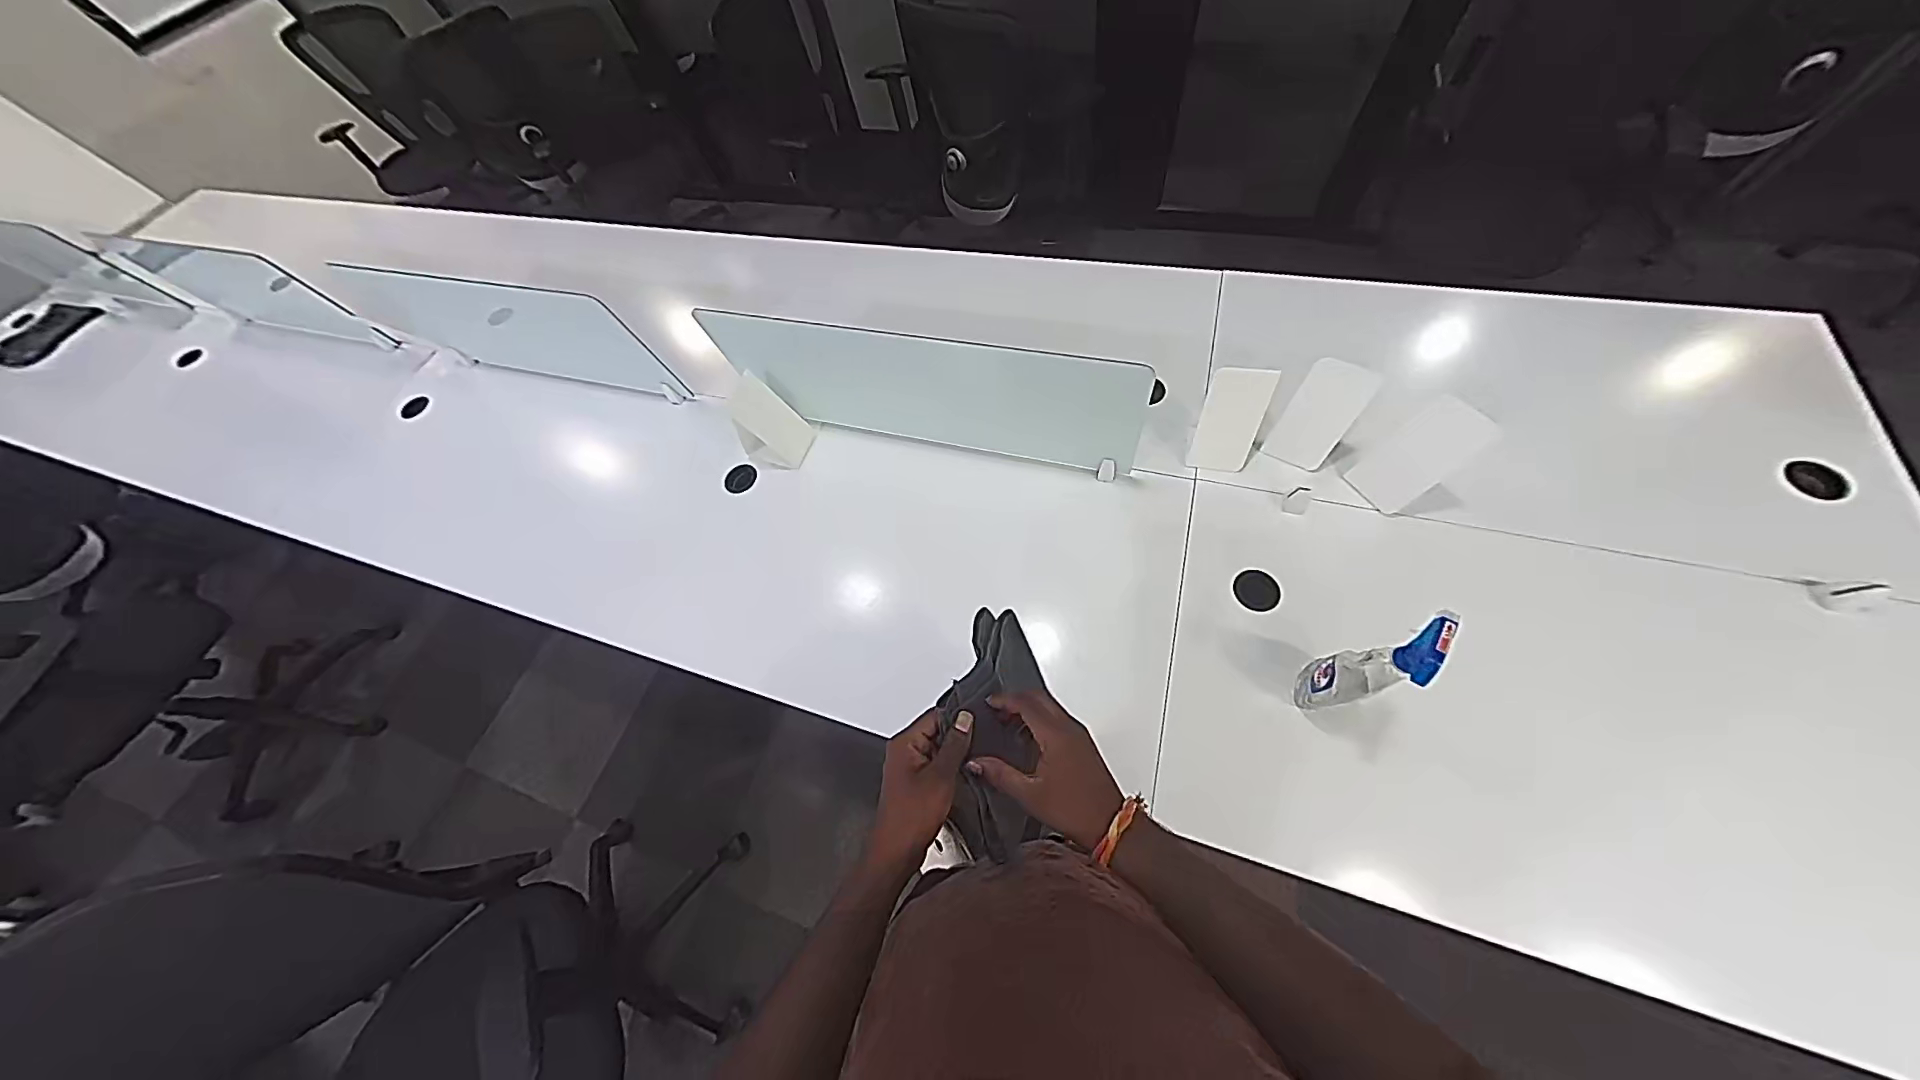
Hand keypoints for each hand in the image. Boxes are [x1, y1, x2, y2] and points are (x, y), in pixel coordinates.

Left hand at [867, 707, 972, 870]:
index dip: (957, 718)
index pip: (935, 715)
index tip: (978, 722)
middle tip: (978, 747)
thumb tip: (964, 719)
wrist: (898, 852)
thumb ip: (955, 744)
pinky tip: (962, 779)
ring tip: (970, 766)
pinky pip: (938, 766)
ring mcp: (911, 767)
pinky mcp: (917, 782)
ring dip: (956, 757)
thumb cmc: (910, 818)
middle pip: (938, 732)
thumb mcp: (940, 776)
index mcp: (905, 743)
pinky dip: (951, 771)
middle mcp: (905, 752)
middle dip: (959, 739)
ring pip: (940, 750)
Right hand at [969, 690, 1122, 850]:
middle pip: (1040, 697)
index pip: (1027, 702)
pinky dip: (1040, 717)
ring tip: (1009, 722)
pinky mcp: (1083, 743)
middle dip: (1016, 698)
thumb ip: (1000, 775)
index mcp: (1056, 735)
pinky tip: (1029, 737)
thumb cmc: (1077, 810)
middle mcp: (1070, 729)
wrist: (1109, 823)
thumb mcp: (1030, 794)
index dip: (1005, 699)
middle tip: (997, 708)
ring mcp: (1079, 735)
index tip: (990, 703)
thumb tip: (977, 764)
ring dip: (1029, 707)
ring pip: (1050, 706)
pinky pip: (1058, 718)